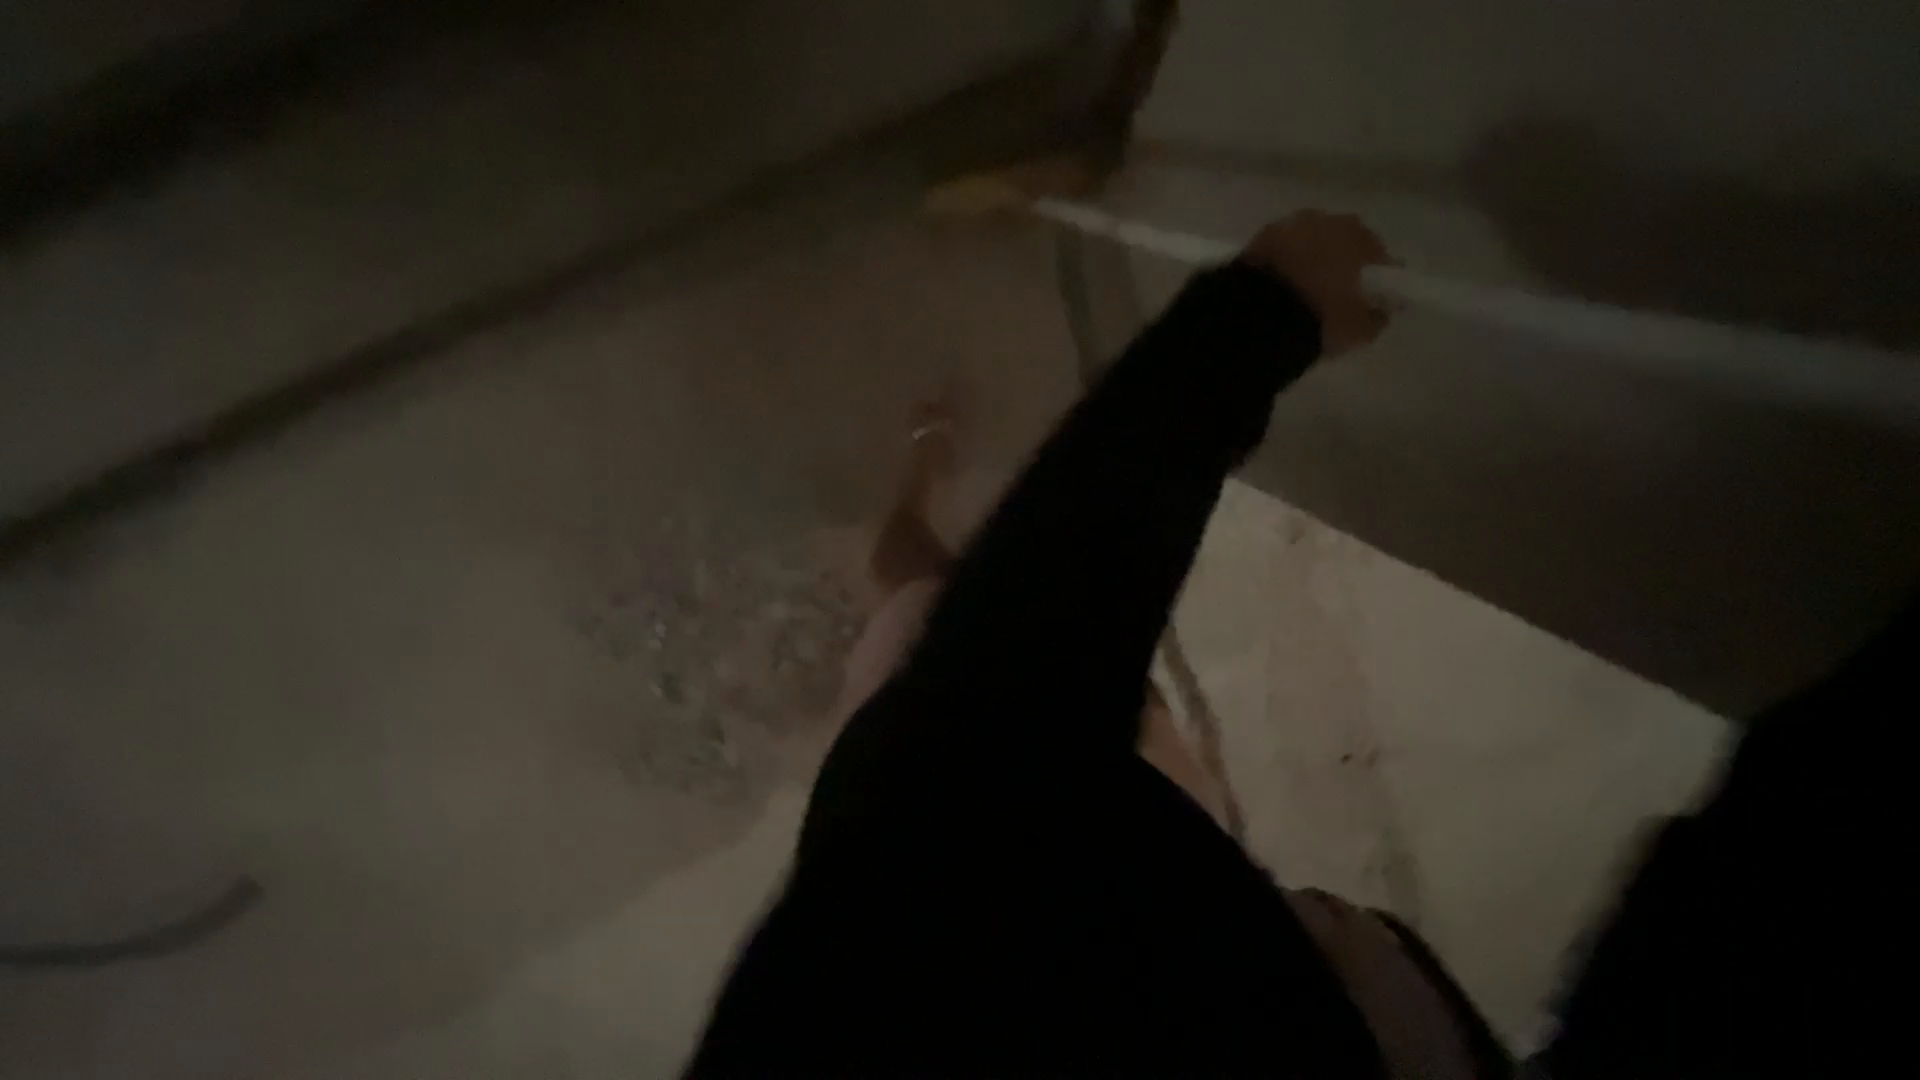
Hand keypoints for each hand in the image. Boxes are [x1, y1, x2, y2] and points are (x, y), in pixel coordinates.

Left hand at [1243, 211, 1392, 356]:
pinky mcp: (1255, 241)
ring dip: (1309, 254)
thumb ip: (1376, 318)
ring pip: (1307, 239)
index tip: (1373, 288)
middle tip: (1336, 283)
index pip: (1375, 251)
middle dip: (1341, 257)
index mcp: (1356, 239)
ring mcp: (1286, 227)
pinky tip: (1279, 281)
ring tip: (1304, 283)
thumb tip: (1382, 311)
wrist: (1254, 317)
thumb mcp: (1355, 329)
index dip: (1376, 270)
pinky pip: (1279, 249)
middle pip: (1340, 238)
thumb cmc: (1317, 319)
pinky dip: (1282, 261)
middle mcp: (1324, 222)